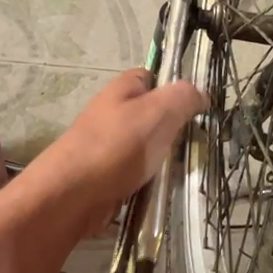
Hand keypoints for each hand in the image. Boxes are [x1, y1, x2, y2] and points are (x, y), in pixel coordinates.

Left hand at [25, 69, 206, 216]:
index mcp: (124, 88)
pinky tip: (160, 190)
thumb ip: (184, 97)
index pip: (156, 77)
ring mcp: (109, 144)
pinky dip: (149, 181)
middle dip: (174, 131)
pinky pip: (137, 173)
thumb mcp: (159, 112)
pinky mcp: (107, 174)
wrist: (72, 195)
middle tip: (193, 144)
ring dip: (163, 160)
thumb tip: (201, 94)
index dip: (177, 90)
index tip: (197, 109)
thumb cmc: (118, 146)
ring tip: (180, 172)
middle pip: (154, 116)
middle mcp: (114, 111)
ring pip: (148, 147)